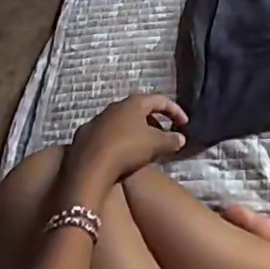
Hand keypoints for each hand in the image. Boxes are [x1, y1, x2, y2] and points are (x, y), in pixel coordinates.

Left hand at [63, 94, 188, 201]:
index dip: (175, 110)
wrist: (89, 168)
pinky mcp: (84, 136)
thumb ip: (171, 140)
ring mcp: (97, 120)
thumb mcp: (155, 145)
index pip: (160, 100)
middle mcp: (115, 106)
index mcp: (134, 103)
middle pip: (139, 109)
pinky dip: (117, 141)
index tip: (185, 123)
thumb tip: (181, 138)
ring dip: (134, 131)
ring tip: (142, 147)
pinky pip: (106, 135)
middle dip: (153, 121)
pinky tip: (119, 155)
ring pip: (121, 121)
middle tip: (163, 135)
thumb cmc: (127, 149)